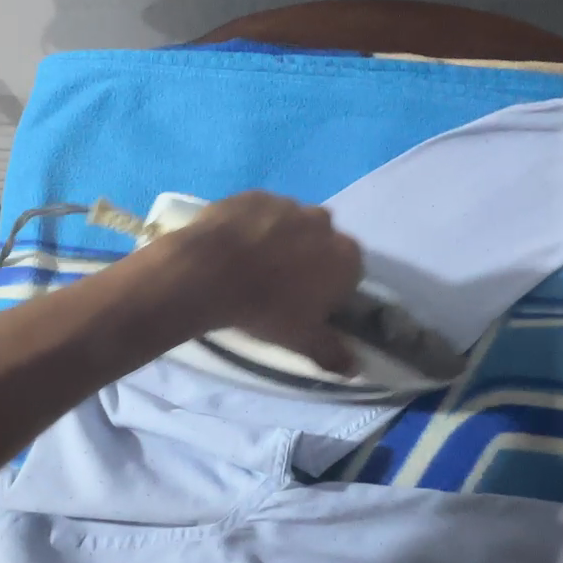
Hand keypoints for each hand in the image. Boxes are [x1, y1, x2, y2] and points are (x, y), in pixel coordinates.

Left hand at [148, 190, 363, 373]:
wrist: (209, 272)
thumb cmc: (266, 309)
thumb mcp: (301, 340)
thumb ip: (332, 352)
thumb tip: (353, 368)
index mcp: (346, 256)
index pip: (349, 274)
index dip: (330, 291)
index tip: (308, 307)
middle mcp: (323, 222)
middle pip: (320, 245)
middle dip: (306, 261)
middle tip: (278, 288)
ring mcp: (287, 204)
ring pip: (290, 225)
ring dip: (278, 242)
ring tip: (249, 268)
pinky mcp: (253, 195)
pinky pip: (259, 213)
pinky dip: (251, 227)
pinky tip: (231, 248)